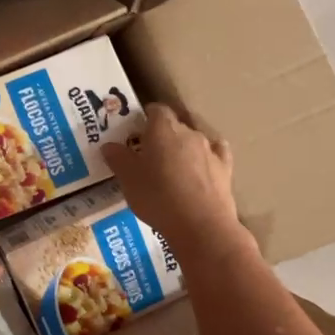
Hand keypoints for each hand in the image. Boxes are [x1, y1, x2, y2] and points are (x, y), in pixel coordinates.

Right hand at [102, 103, 257, 260]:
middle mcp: (188, 132)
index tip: (136, 129)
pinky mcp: (225, 168)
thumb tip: (109, 145)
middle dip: (162, 135)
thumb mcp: (128, 179)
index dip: (146, 116)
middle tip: (148, 154)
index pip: (156, 110)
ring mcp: (210, 150)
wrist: (201, 225)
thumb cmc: (157, 197)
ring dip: (183, 148)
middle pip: (174, 125)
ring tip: (172, 168)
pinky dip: (206, 158)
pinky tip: (201, 168)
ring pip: (194, 140)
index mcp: (162, 129)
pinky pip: (215, 154)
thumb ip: (118, 158)